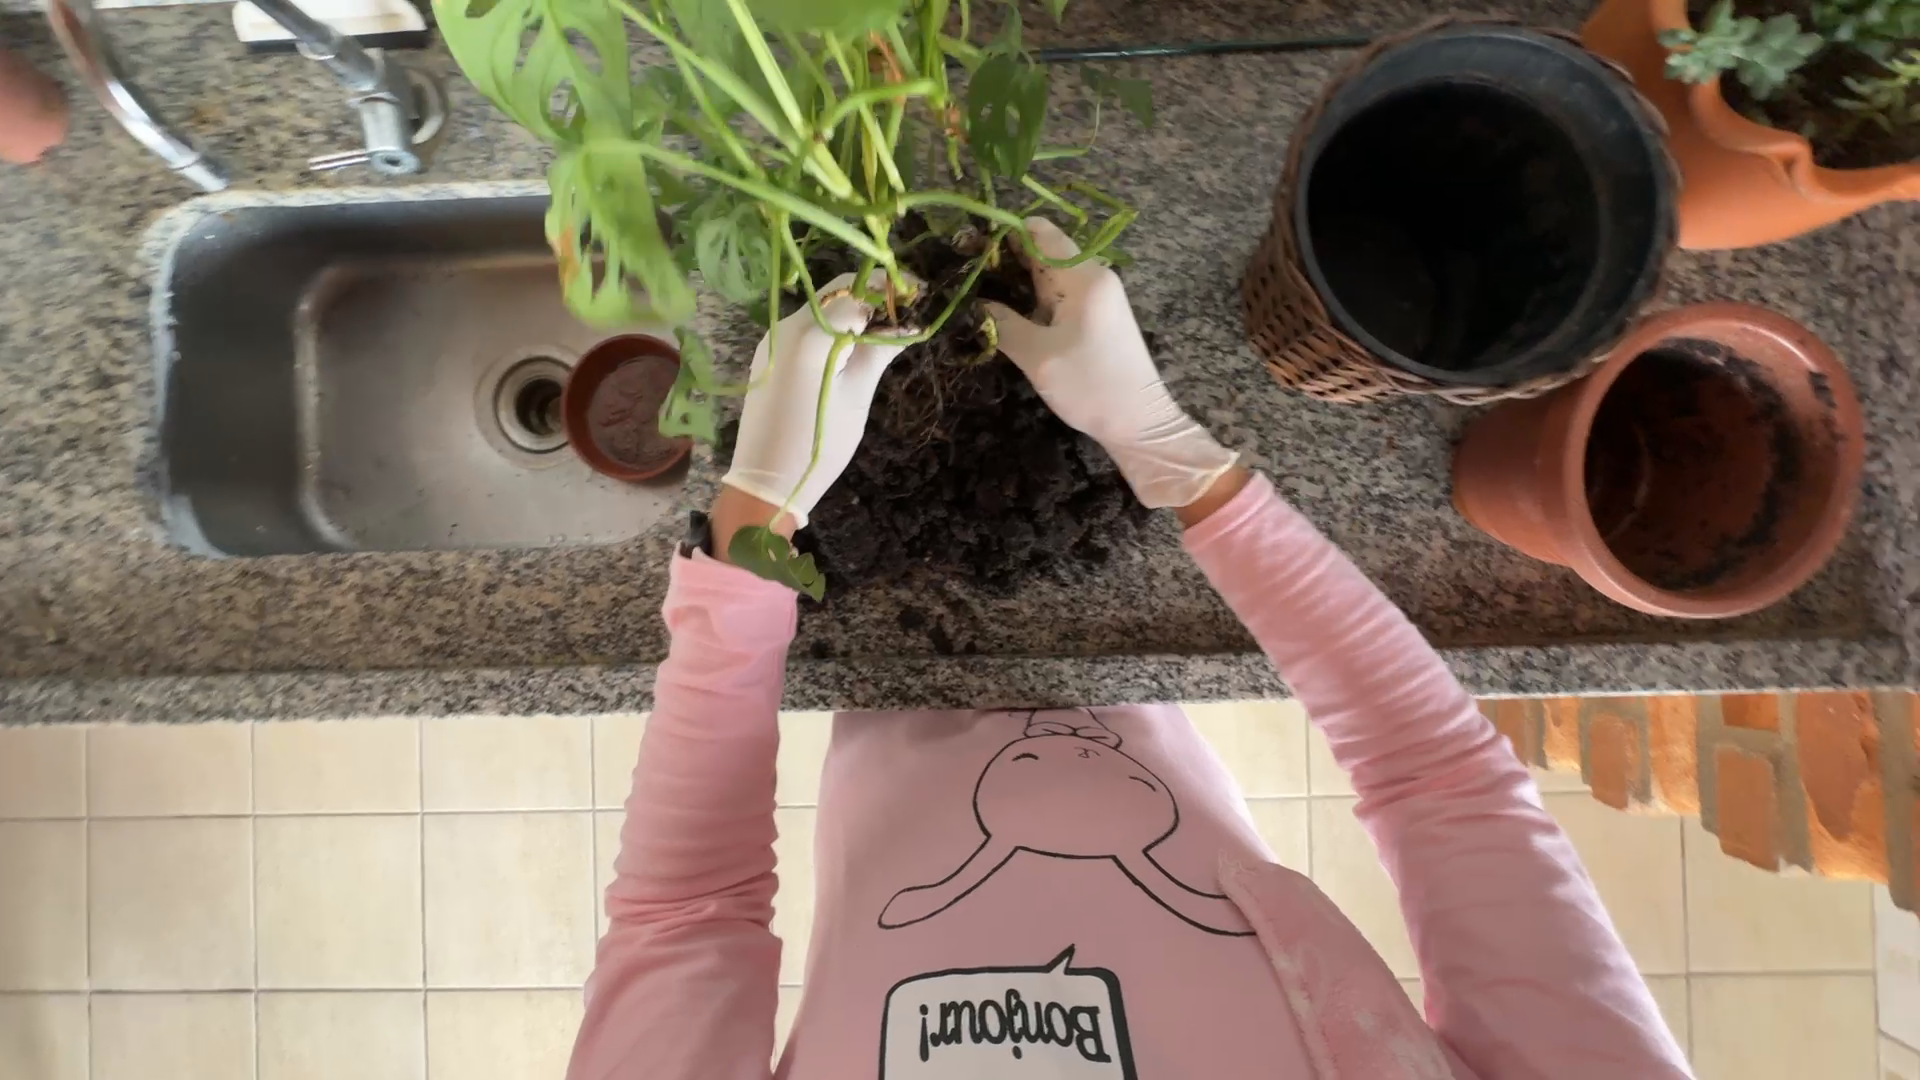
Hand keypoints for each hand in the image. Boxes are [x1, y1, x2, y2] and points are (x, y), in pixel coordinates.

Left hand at [722, 272, 910, 528]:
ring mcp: (774, 338)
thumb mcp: (857, 396)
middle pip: (836, 292)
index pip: (856, 292)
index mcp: (809, 335)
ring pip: (822, 307)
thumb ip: (879, 351)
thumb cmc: (819, 444)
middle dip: (872, 296)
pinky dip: (834, 327)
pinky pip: (807, 326)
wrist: (767, 480)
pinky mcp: (770, 353)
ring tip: (884, 334)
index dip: (889, 292)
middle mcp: (786, 325)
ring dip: (854, 311)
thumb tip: (909, 324)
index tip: (918, 297)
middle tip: (904, 314)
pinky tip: (853, 348)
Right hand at [981, 218, 1237, 509]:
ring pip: (1046, 275)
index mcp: (1083, 276)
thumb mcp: (1039, 357)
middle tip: (964, 278)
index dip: (1001, 234)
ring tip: (975, 296)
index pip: (1038, 231)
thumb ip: (1003, 323)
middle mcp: (1092, 276)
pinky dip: (1030, 301)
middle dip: (1003, 259)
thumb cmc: (1090, 386)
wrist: (1138, 422)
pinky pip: (1057, 297)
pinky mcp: (1093, 317)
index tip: (967, 251)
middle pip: (1041, 250)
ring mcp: (1095, 297)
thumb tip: (974, 302)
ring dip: (1014, 283)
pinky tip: (1006, 315)